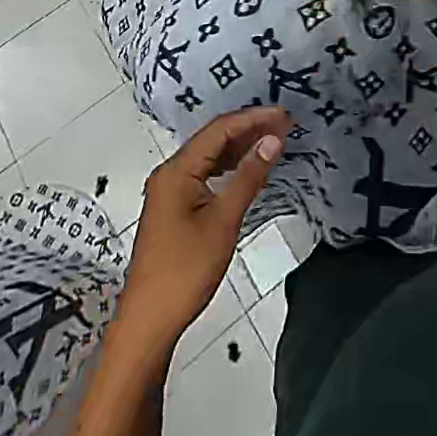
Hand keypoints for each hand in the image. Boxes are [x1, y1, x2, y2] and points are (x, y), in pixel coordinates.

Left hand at [112, 106, 286, 350]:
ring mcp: (171, 191)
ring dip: (242, 146)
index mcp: (176, 171)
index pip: (219, 130)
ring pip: (211, 156)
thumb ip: (249, 175)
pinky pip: (207, 173)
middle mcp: (170, 174)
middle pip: (213, 138)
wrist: (150, 320)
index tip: (285, 115)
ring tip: (276, 140)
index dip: (254, 118)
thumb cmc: (186, 270)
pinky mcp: (176, 207)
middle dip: (250, 129)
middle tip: (287, 125)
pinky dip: (231, 166)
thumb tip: (273, 139)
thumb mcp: (224, 219)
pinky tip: (252, 167)